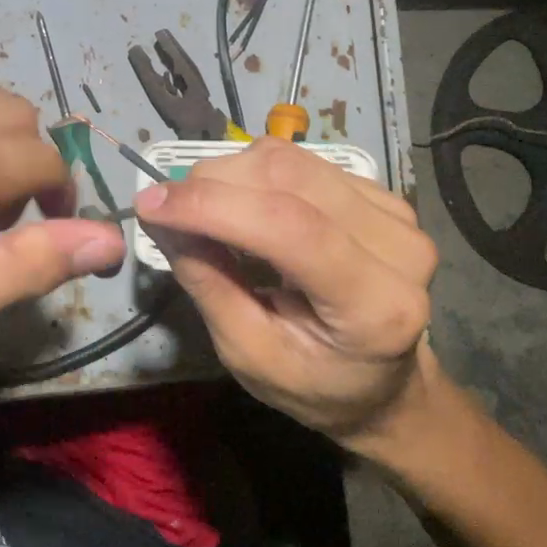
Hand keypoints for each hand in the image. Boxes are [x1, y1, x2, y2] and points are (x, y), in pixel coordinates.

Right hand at [132, 140, 434, 443]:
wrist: (384, 386)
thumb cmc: (314, 383)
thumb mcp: (248, 354)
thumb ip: (207, 283)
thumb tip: (161, 219)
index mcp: (375, 306)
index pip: (288, 228)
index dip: (212, 206)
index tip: (148, 204)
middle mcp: (398, 248)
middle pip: (287, 179)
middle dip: (210, 183)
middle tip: (166, 208)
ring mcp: (395, 214)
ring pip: (290, 159)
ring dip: (227, 173)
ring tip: (202, 208)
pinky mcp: (381, 194)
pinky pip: (301, 161)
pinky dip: (252, 174)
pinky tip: (242, 206)